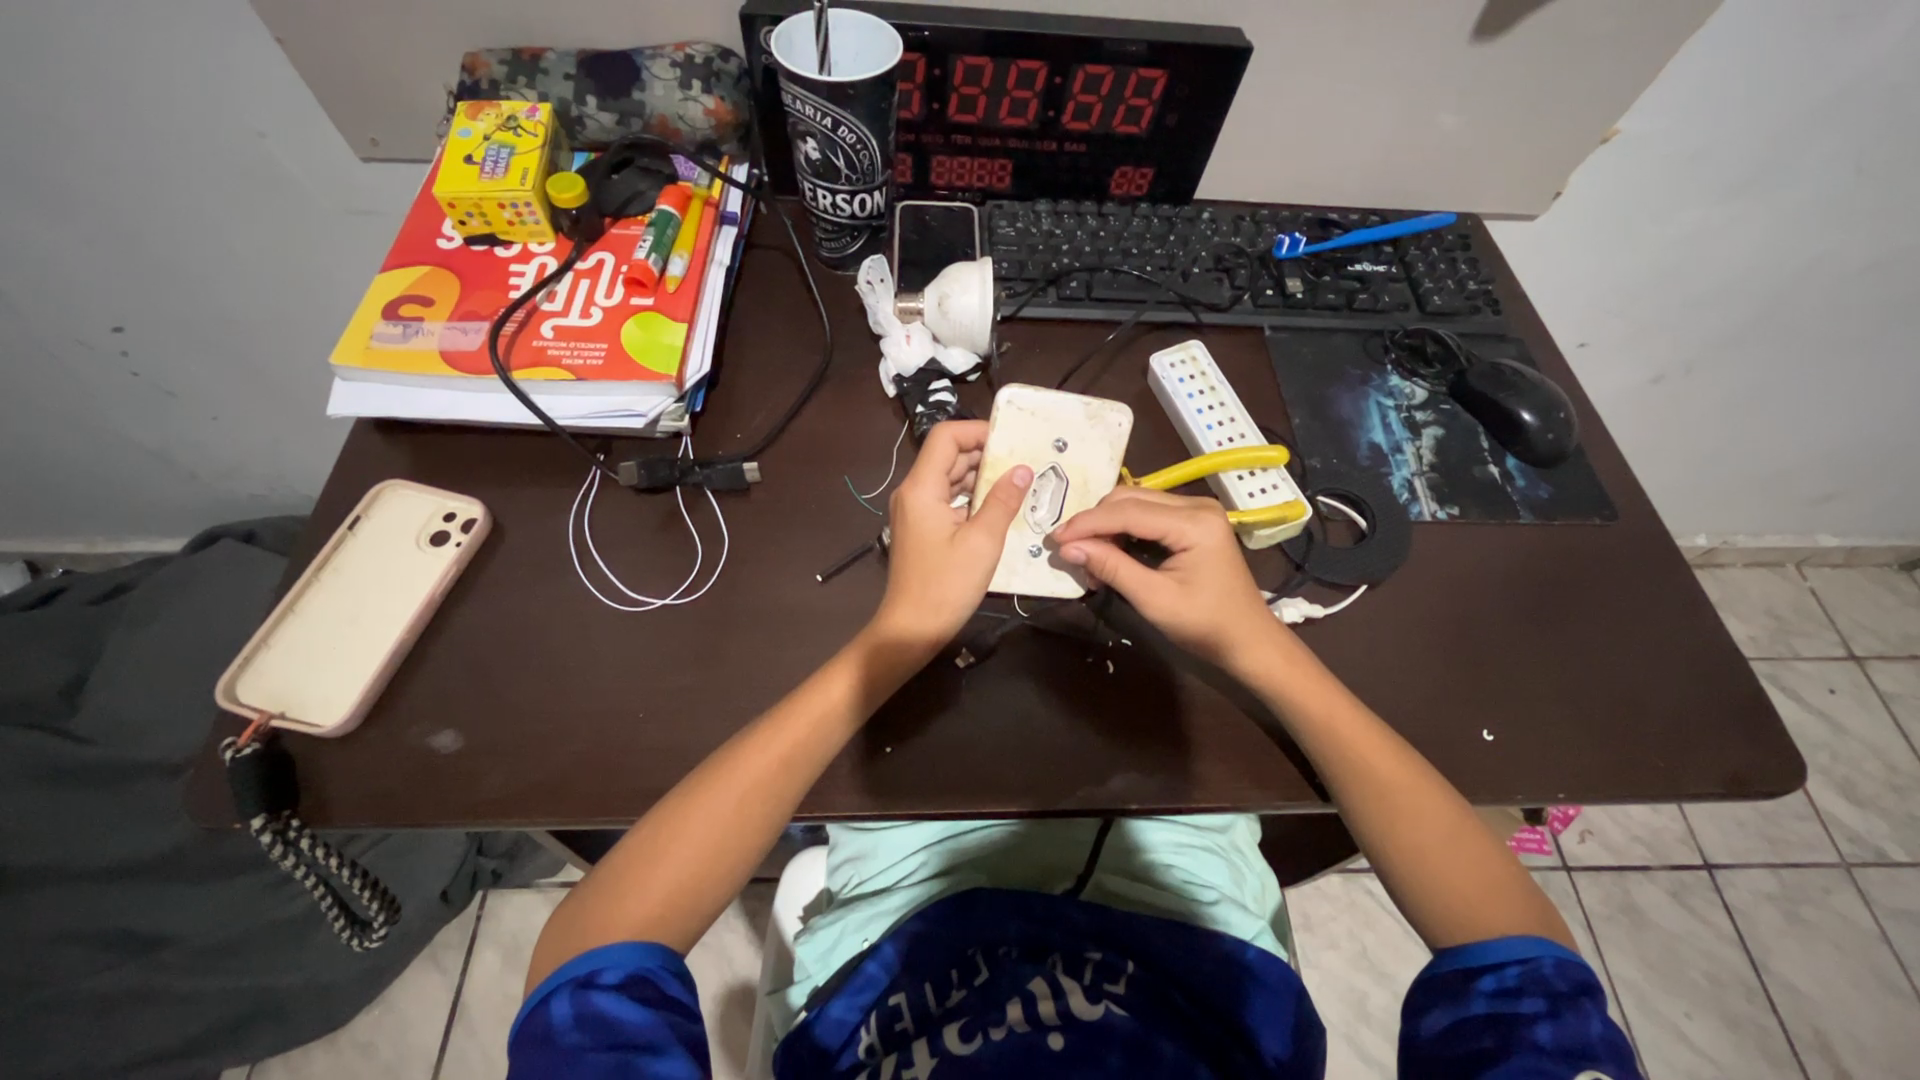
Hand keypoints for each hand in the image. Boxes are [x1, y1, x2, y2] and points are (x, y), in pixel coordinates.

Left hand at [868, 421, 1030, 654]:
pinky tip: (999, 509)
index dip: (978, 431)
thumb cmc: (946, 586)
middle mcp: (913, 492)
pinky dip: (972, 498)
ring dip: (981, 478)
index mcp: (922, 488)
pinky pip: (948, 500)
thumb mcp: (983, 542)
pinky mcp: (922, 528)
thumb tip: (1023, 469)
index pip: (946, 437)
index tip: (1012, 442)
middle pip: (948, 456)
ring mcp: (915, 511)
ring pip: (950, 478)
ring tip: (1018, 484)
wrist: (912, 629)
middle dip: (985, 455)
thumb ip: (1003, 501)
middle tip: (1024, 463)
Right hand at [1052, 487, 1282, 671]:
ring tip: (1088, 559)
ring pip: (1134, 503)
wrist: (1248, 640)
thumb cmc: (1205, 625)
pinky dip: (1122, 530)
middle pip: (1128, 499)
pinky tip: (1109, 554)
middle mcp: (1195, 505)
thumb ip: (1112, 568)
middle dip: (1094, 523)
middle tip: (1070, 554)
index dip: (1087, 524)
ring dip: (1106, 527)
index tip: (1055, 540)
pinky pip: (1147, 515)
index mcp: (1194, 522)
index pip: (1127, 512)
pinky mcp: (1192, 521)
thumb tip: (1068, 548)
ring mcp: (1195, 511)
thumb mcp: (1154, 599)